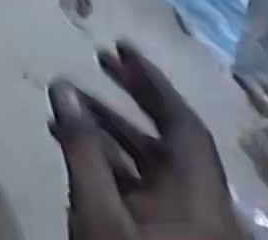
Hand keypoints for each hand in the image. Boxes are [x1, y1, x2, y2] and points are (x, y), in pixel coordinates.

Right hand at [49, 42, 242, 239]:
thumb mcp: (97, 210)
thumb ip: (80, 147)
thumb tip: (63, 87)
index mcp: (199, 196)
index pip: (183, 123)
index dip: (153, 81)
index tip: (121, 47)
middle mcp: (204, 203)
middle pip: (173, 137)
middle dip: (135, 95)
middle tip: (100, 59)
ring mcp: (189, 222)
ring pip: (155, 159)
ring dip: (114, 125)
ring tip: (71, 99)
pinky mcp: (169, 233)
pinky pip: (145, 181)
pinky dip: (112, 155)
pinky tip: (74, 143)